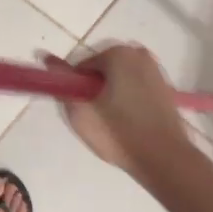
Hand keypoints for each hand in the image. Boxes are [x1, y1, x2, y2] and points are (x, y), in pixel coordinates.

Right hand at [39, 44, 191, 173]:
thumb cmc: (117, 131)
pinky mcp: (166, 88)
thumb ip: (62, 81)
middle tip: (95, 117)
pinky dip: (128, 100)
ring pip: (119, 80)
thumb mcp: (80, 109)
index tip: (81, 110)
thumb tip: (46, 57)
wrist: (163, 157)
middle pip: (101, 71)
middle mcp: (139, 55)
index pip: (81, 68)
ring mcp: (156, 70)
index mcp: (118, 53)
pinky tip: (129, 122)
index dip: (76, 89)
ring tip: (113, 122)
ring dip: (111, 95)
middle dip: (94, 90)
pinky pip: (135, 88)